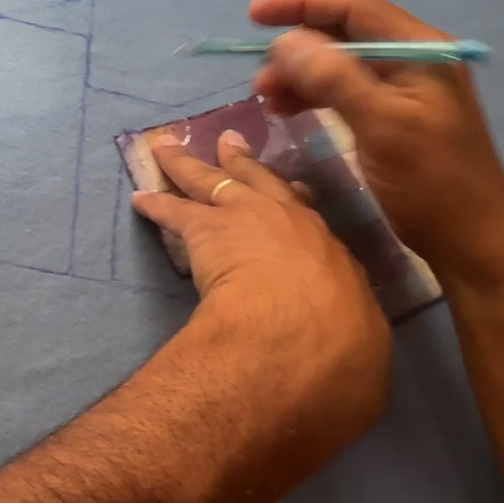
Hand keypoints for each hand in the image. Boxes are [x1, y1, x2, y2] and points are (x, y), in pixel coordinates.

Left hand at [132, 130, 388, 462]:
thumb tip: (354, 361)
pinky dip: (156, 204)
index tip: (294, 192)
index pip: (310, 222)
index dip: (296, 205)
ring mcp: (248, 217)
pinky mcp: (207, 229)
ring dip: (186, 164)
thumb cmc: (342, 352)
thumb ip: (354, 344)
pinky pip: (175, 210)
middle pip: (262, 181)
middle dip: (243, 161)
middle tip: (228, 141)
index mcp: (330, 254)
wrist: (300, 336)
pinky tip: (140, 199)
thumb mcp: (363, 348)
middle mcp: (291, 223)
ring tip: (167, 148)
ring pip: (212, 180)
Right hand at [248, 0, 503, 289]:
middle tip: (260, 81)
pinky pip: (345, 91)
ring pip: (340, 65)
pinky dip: (315, 96)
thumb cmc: (434, 183)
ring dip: (301, 75)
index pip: (353, 7)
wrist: (475, 244)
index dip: (300, 5)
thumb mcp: (382, 125)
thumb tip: (285, 41)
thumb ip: (334, 78)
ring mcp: (404, 89)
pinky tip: (290, 110)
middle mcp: (412, 60)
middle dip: (296, 49)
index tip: (253, 16)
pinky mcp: (394, 117)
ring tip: (268, 100)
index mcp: (419, 49)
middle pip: (343, 34)